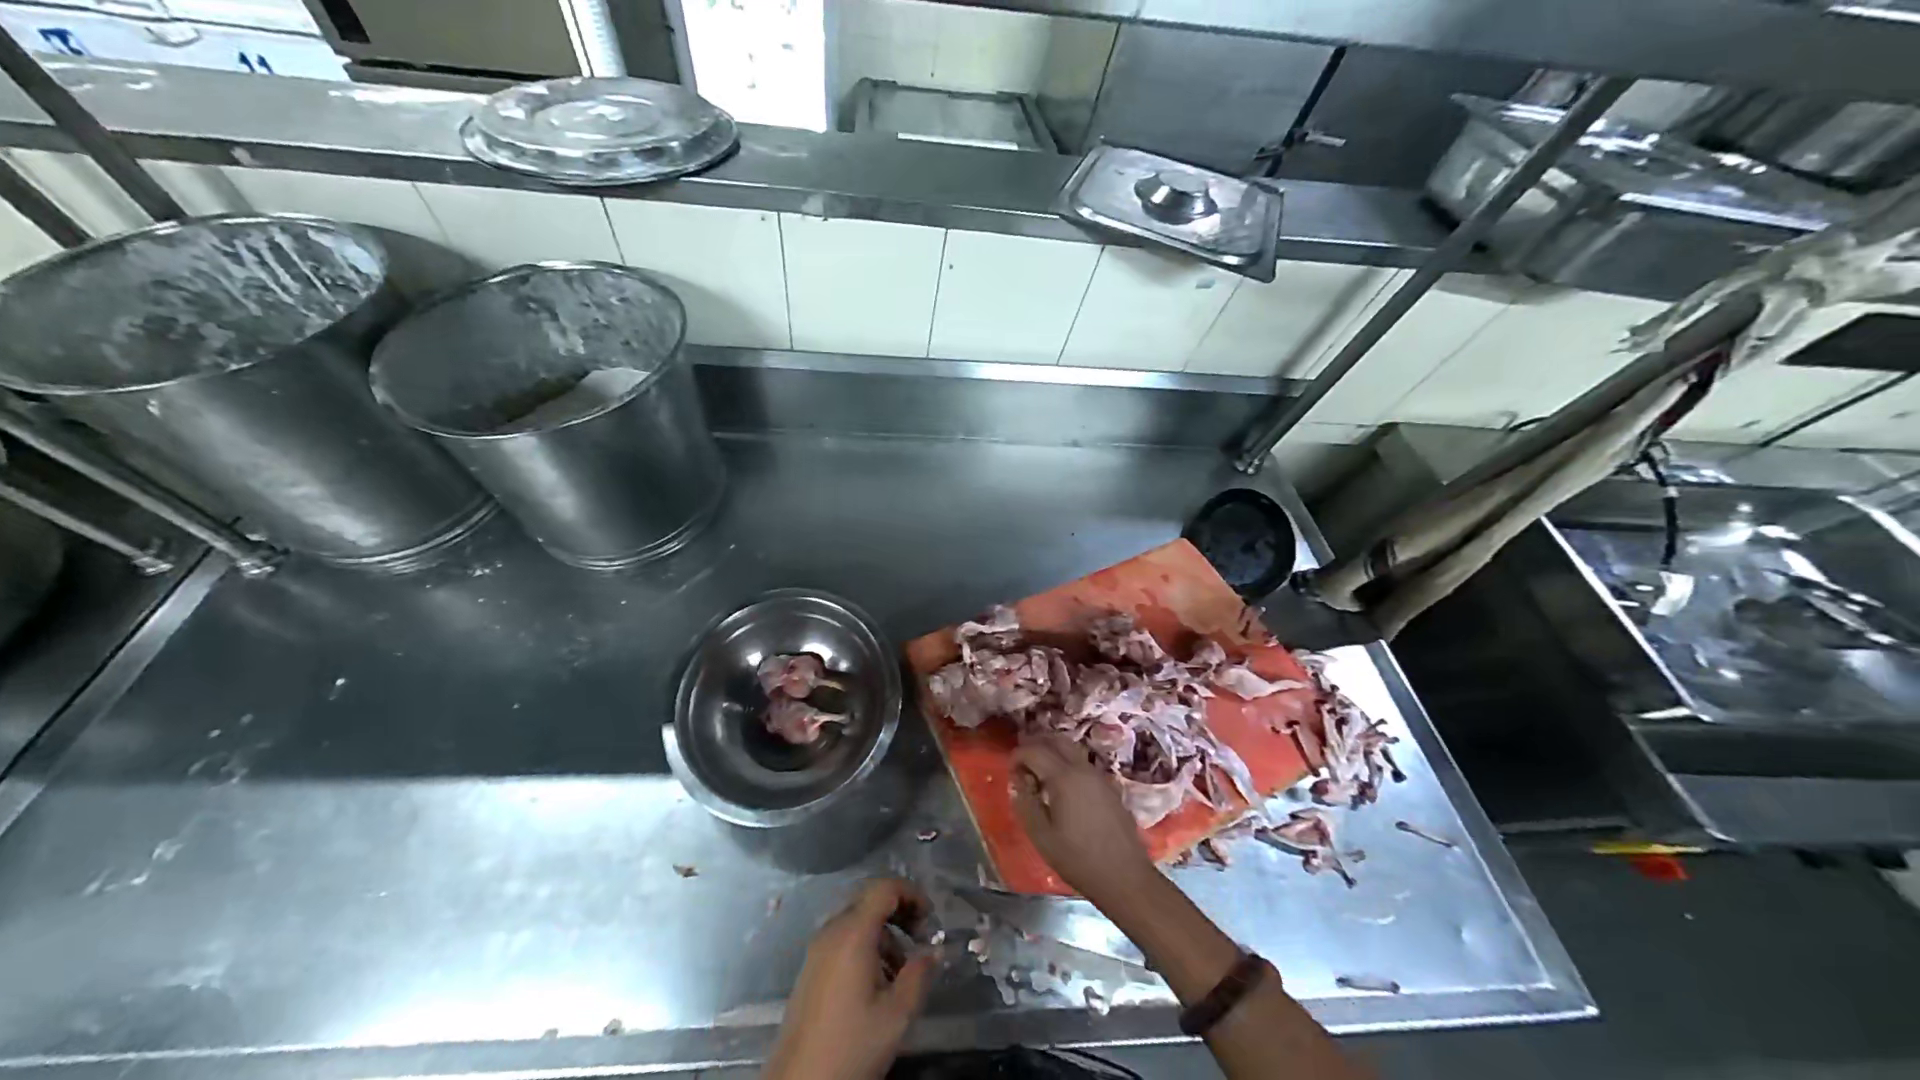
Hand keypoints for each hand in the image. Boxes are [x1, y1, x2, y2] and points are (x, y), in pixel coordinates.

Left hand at [763, 878, 935, 1079]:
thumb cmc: (851, 1046)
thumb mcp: (897, 1014)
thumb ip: (920, 974)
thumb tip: (934, 950)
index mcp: (852, 934)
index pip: (884, 888)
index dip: (911, 893)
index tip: (931, 919)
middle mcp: (831, 932)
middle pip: (870, 901)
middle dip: (901, 913)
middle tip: (922, 940)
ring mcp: (817, 950)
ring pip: (857, 922)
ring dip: (885, 934)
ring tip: (904, 971)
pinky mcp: (811, 969)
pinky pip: (844, 941)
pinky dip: (867, 948)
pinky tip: (879, 983)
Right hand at [1011, 736, 1159, 904]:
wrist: (1124, 877)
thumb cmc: (1078, 859)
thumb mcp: (1041, 835)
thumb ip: (1026, 803)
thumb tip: (1017, 781)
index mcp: (1064, 777)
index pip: (1035, 750)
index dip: (1018, 755)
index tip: (1010, 770)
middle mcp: (1083, 769)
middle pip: (1057, 740)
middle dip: (1036, 744)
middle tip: (1022, 762)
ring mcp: (1100, 776)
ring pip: (1073, 749)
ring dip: (1053, 752)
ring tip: (1039, 772)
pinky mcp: (1110, 787)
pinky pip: (1084, 763)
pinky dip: (1068, 763)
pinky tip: (1062, 787)